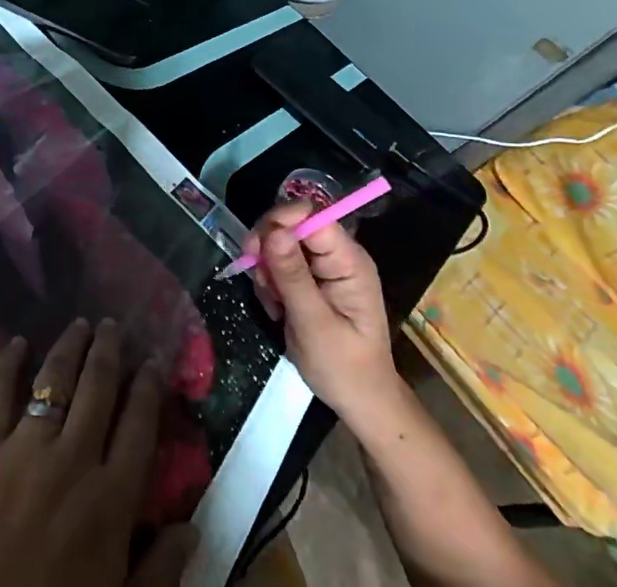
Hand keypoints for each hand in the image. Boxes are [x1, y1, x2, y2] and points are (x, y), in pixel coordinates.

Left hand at [0, 319, 198, 586]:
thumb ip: (160, 568)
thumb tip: (192, 527)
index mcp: (112, 497)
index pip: (140, 424)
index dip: (149, 386)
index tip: (153, 360)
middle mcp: (73, 458)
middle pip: (98, 388)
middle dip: (109, 352)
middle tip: (114, 326)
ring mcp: (24, 449)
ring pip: (54, 381)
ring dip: (70, 348)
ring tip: (80, 325)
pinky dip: (6, 364)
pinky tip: (17, 344)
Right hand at [242, 202, 400, 417]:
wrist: (360, 401)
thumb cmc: (344, 367)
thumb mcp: (314, 324)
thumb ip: (292, 276)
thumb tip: (273, 231)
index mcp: (349, 261)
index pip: (313, 215)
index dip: (281, 220)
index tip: (255, 246)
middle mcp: (336, 256)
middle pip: (291, 225)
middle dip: (267, 247)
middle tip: (258, 279)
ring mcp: (323, 267)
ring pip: (279, 244)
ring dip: (267, 270)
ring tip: (274, 305)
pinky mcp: (310, 280)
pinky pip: (278, 264)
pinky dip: (269, 283)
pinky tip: (276, 309)